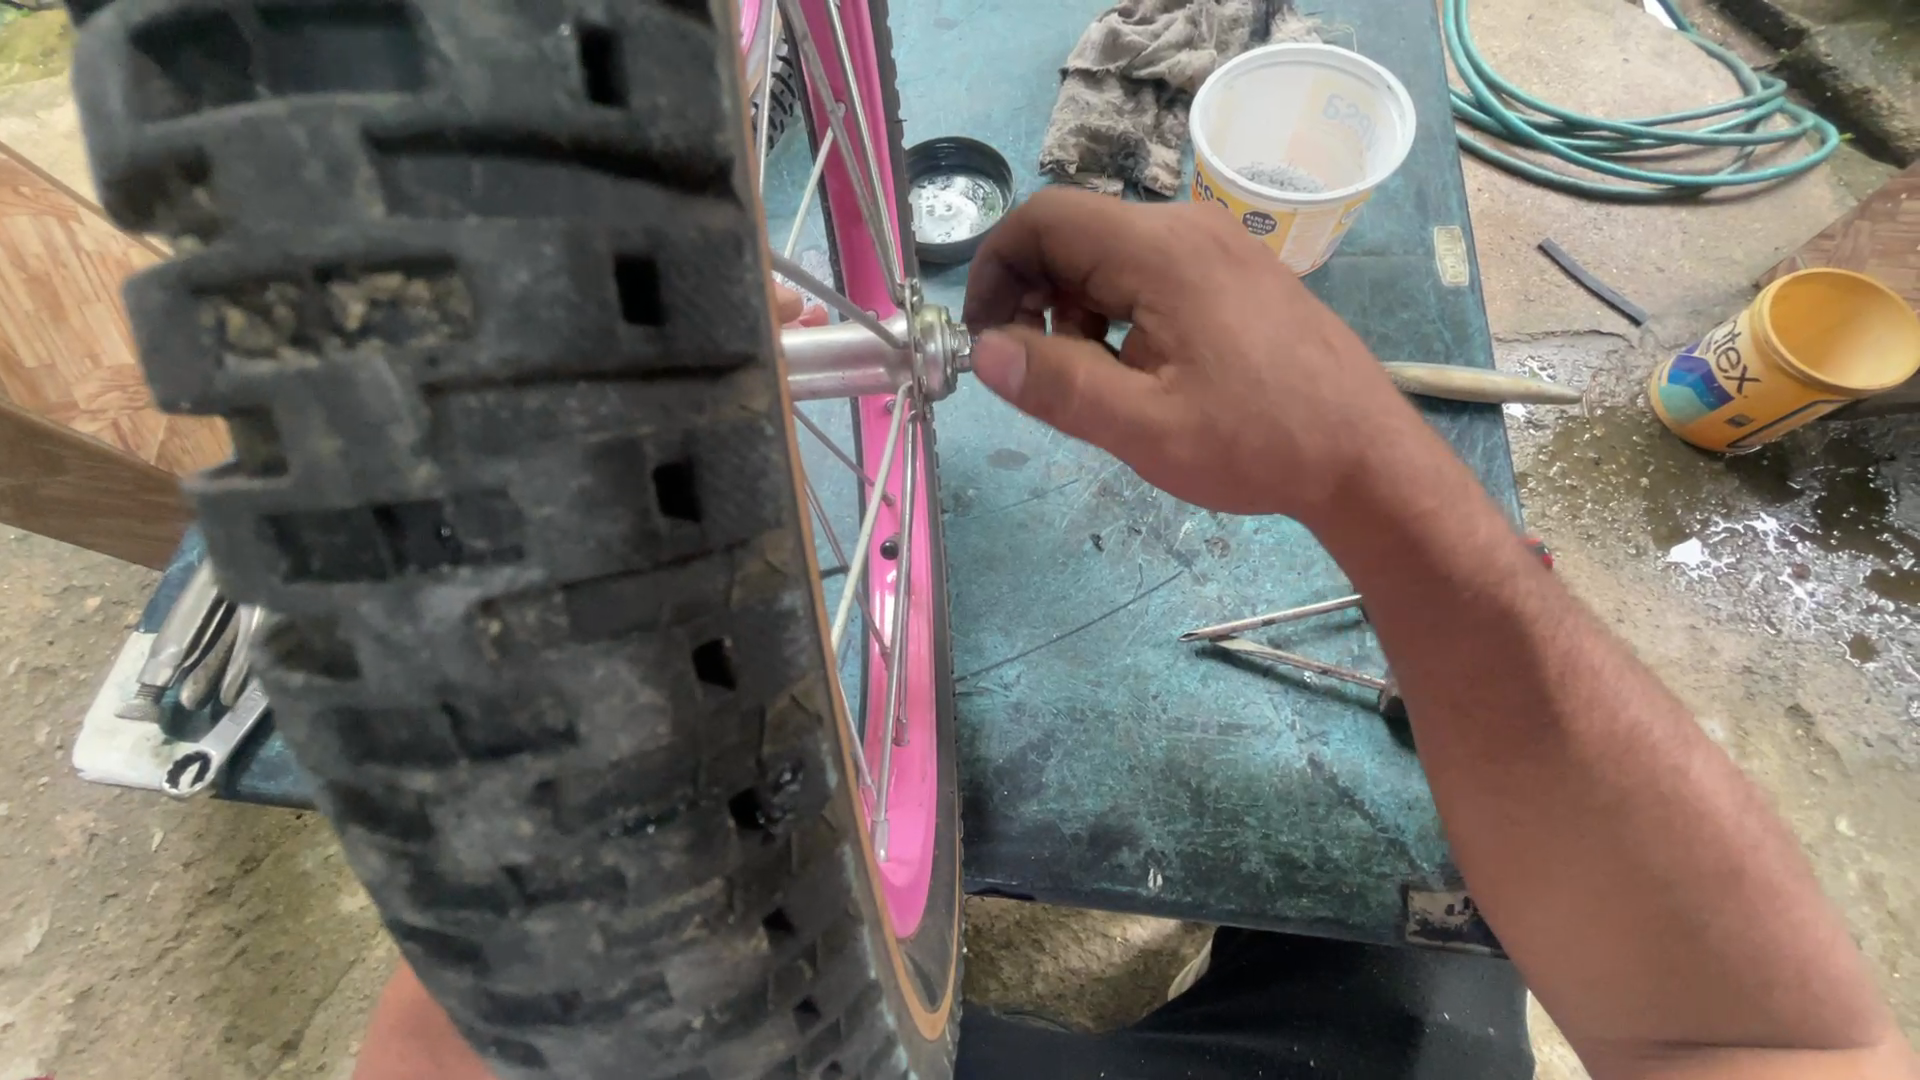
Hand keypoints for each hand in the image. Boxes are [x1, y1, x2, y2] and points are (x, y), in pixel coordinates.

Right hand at [962, 188, 1415, 520]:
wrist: (1364, 457)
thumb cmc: (1255, 445)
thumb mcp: (1143, 427)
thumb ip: (1057, 385)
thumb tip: (984, 350)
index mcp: (1160, 252)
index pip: (1042, 220)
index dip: (994, 270)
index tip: (985, 339)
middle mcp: (1187, 229)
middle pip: (1073, 238)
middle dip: (1032, 300)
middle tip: (1035, 374)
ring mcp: (1216, 248)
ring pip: (1107, 260)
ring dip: (1073, 315)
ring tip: (1092, 385)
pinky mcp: (1233, 275)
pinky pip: (1147, 277)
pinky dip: (1114, 317)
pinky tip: (1136, 372)